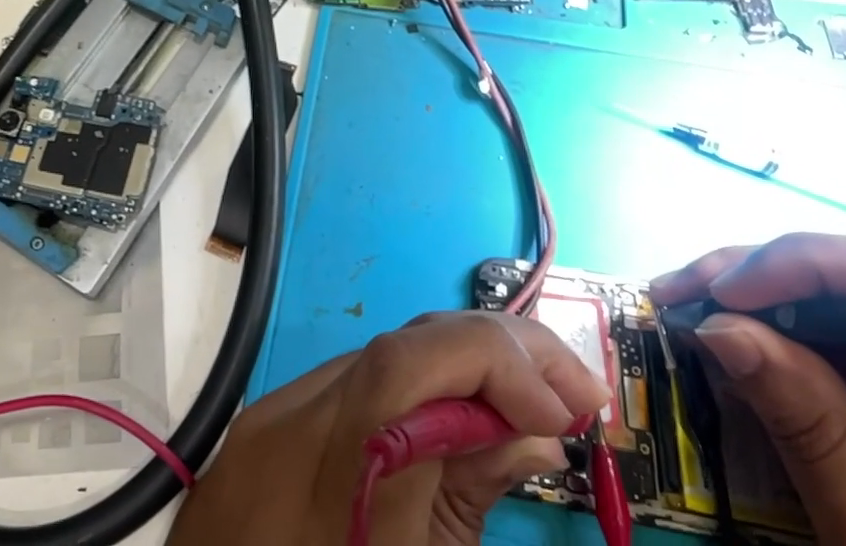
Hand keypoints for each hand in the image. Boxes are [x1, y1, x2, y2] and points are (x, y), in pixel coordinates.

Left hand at [169, 311, 609, 545]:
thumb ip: (462, 499)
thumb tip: (532, 433)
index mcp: (317, 477)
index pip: (403, 369)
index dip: (491, 365)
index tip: (564, 409)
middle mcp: (287, 421)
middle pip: (399, 346)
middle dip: (498, 350)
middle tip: (577, 388)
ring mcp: (271, 412)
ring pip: (383, 353)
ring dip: (467, 361)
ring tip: (539, 390)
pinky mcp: (268, 415)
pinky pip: (357, 378)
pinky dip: (422, 380)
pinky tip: (467, 401)